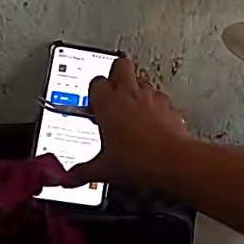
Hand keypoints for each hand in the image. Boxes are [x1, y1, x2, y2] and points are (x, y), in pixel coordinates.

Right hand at [67, 57, 190, 187]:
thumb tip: (70, 178)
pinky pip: (161, 99)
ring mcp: (152, 98)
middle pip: (122, 65)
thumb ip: (82, 172)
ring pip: (143, 80)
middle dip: (116, 74)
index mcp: (109, 104)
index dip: (94, 92)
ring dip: (137, 90)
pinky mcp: (170, 107)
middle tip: (113, 91)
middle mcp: (131, 95)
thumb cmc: (139, 160)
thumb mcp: (103, 170)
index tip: (93, 105)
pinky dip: (156, 106)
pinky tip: (154, 122)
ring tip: (133, 109)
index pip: (96, 83)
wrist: (173, 162)